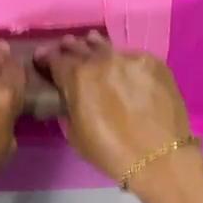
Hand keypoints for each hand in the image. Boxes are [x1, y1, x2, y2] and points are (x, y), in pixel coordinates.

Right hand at [41, 32, 191, 181]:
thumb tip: (71, 95)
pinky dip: (122, 59)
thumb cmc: (112, 153)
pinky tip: (122, 65)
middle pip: (79, 47)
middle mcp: (101, 59)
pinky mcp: (153, 62)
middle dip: (69, 49)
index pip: (55, 59)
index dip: (46, 58)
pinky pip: (131, 55)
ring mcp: (129, 58)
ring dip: (95, 46)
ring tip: (91, 47)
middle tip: (66, 49)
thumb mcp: (76, 134)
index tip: (43, 59)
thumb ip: (69, 106)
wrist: (160, 157)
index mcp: (77, 77)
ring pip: (106, 45)